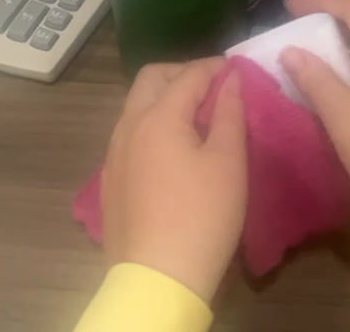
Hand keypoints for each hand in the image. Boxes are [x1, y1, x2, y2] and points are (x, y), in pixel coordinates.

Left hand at [100, 57, 246, 301]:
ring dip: (165, 98)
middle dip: (183, 74)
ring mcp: (114, 154)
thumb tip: (232, 78)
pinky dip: (152, 125)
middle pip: (152, 79)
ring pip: (137, 106)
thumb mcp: (228, 161)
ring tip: (197, 117)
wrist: (157, 282)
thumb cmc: (201, 216)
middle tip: (213, 88)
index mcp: (158, 116)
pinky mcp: (111, 181)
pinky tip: (173, 149)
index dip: (216, 68)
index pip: (189, 75)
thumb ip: (231, 112)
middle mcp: (129, 126)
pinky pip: (130, 134)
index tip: (238, 70)